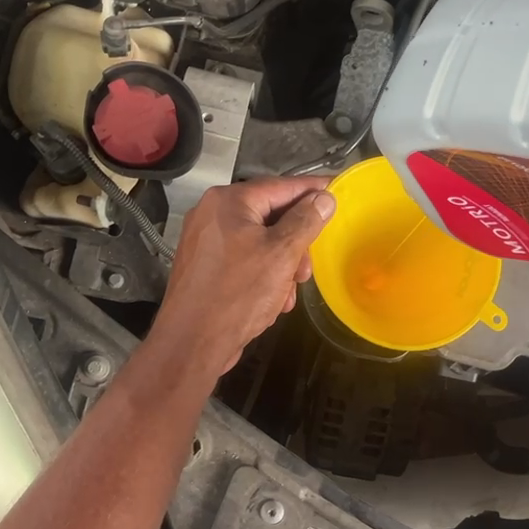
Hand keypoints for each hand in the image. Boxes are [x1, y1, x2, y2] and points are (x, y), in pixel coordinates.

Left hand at [150, 176, 335, 380]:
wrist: (192, 342)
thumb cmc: (238, 293)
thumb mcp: (281, 254)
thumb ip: (305, 222)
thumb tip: (323, 198)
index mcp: (228, 202)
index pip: (280, 186)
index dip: (311, 191)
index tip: (336, 191)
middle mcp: (212, 215)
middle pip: (269, 217)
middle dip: (295, 244)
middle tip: (307, 269)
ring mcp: (205, 242)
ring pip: (259, 243)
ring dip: (282, 266)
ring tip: (288, 293)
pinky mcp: (205, 268)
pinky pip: (244, 261)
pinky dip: (263, 276)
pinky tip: (273, 301)